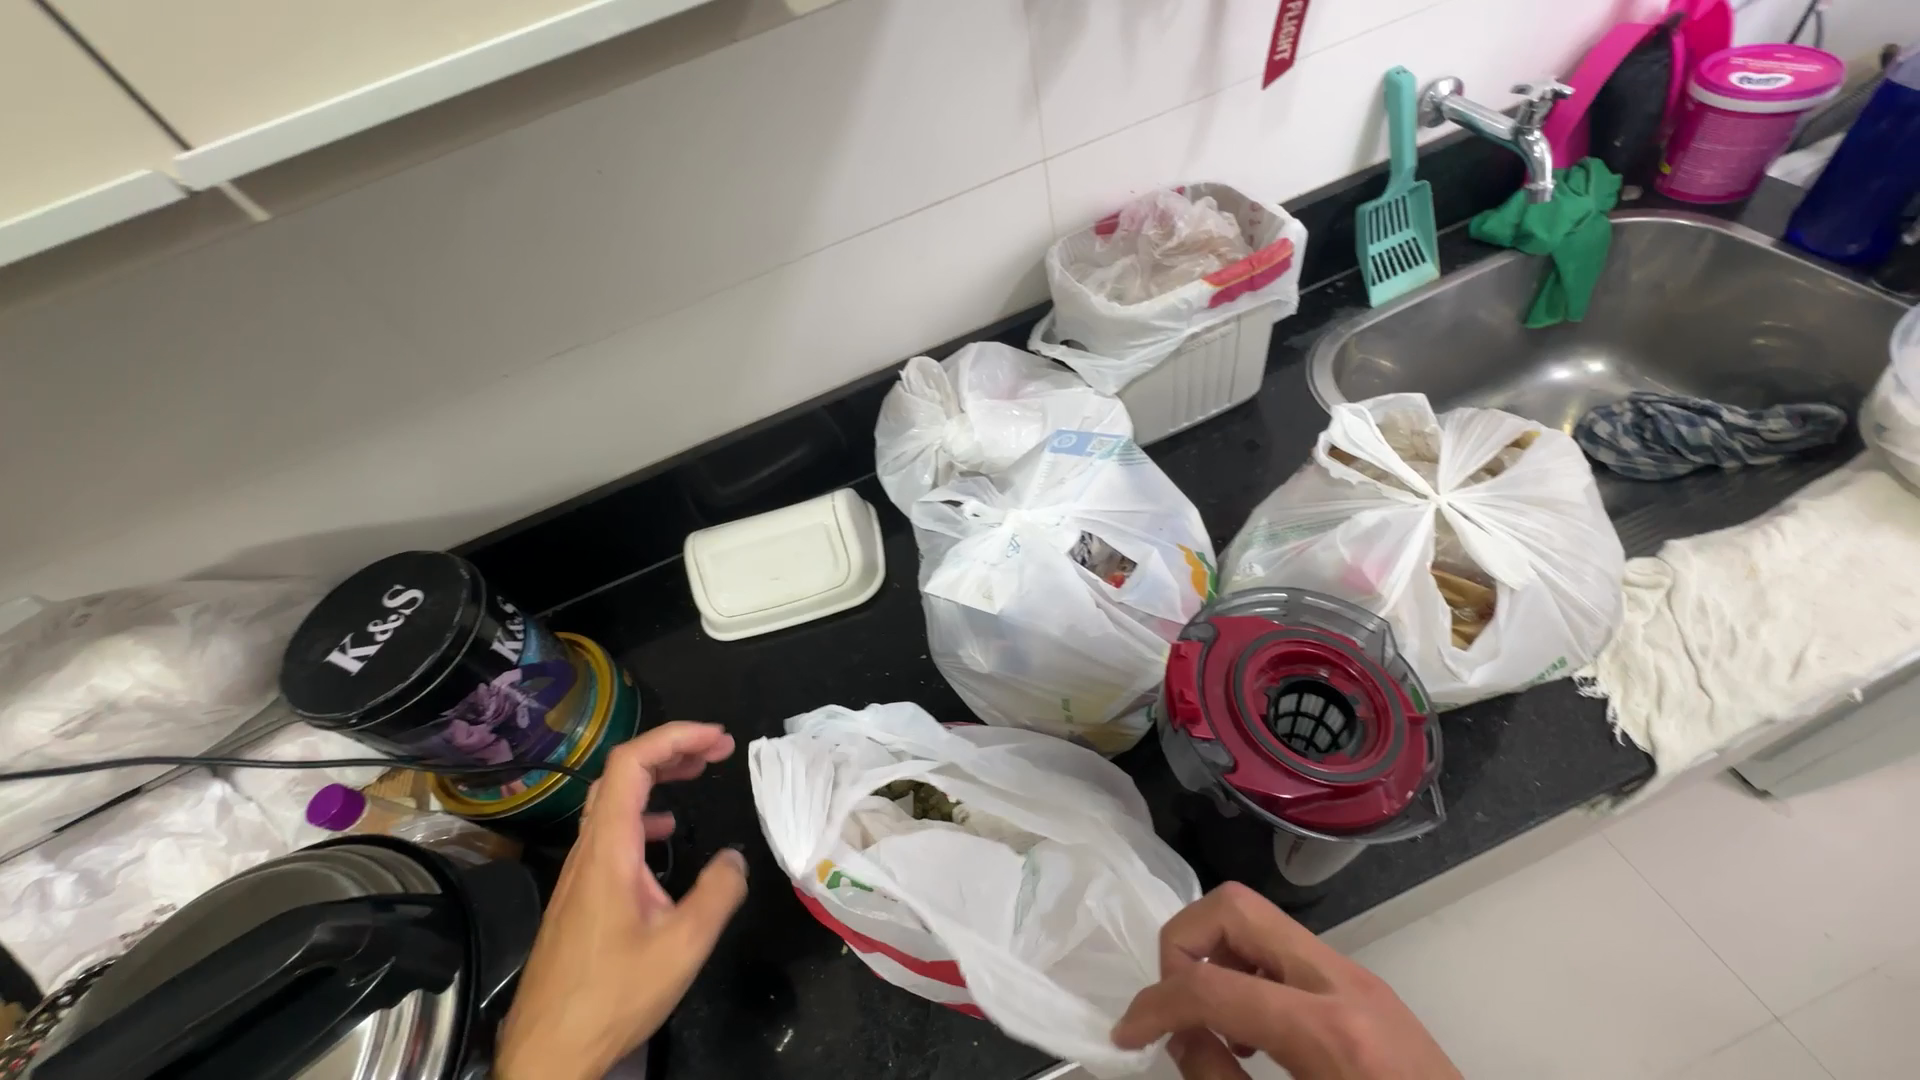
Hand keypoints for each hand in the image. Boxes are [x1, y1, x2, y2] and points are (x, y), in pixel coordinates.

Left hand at [495, 722, 747, 1079]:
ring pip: (615, 800)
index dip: (676, 737)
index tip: (719, 740)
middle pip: (622, 773)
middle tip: (719, 749)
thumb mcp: (683, 947)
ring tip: (698, 773)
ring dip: (658, 776)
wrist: (547, 1056)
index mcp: (610, 851)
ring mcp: (581, 872)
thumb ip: (718, 893)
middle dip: (673, 748)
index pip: (632, 764)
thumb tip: (735, 857)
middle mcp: (589, 851)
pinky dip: (644, 811)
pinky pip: (612, 830)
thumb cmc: (613, 997)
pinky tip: (666, 832)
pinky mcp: (581, 894)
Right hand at [1113, 883, 1459, 1079]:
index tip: (1126, 1033)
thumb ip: (1221, 1079)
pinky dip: (1246, 970)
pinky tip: (1253, 1032)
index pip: (1210, 986)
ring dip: (1215, 955)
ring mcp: (1356, 977)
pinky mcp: (1364, 987)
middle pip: (1233, 907)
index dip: (1153, 1005)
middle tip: (1174, 1003)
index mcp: (1326, 1031)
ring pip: (1256, 918)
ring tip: (1216, 1026)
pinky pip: (1282, 950)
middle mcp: (1340, 982)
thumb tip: (1180, 1036)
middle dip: (1183, 944)